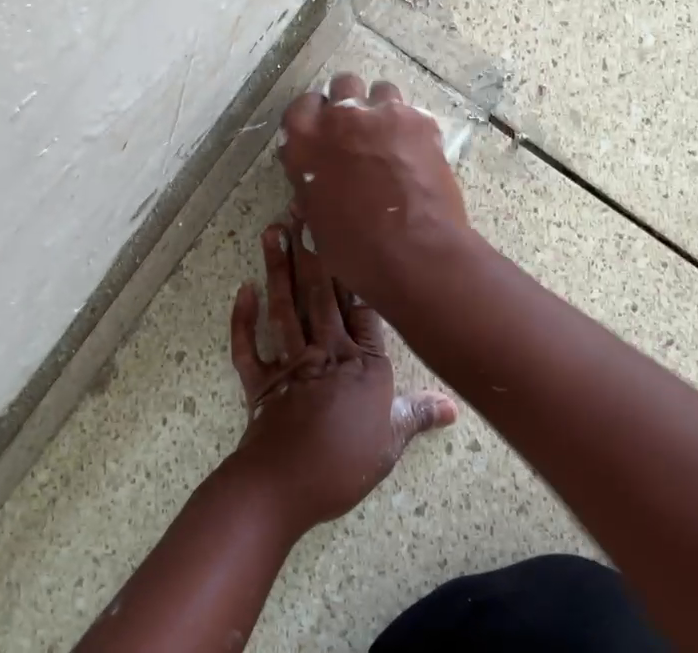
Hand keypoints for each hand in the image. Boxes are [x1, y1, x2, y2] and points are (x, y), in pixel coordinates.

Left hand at [225, 219, 456, 530]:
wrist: (284, 485)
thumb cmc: (344, 462)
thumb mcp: (391, 440)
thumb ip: (418, 415)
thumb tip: (454, 406)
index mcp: (363, 363)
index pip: (361, 306)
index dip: (353, 269)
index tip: (345, 232)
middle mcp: (326, 353)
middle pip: (319, 295)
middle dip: (311, 252)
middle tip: (300, 212)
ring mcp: (290, 364)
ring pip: (284, 308)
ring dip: (276, 269)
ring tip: (272, 231)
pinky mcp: (259, 383)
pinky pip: (247, 346)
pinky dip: (242, 319)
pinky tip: (243, 290)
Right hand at [276, 73, 471, 295]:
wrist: (413, 251)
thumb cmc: (355, 248)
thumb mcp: (317, 219)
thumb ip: (312, 188)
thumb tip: (315, 184)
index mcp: (304, 141)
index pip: (302, 107)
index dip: (316, 117)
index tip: (325, 131)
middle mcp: (341, 117)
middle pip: (343, 85)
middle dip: (350, 102)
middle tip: (360, 130)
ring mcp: (384, 114)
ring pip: (382, 91)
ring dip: (383, 109)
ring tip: (392, 137)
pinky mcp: (421, 121)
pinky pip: (413, 113)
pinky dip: (413, 128)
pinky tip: (418, 153)